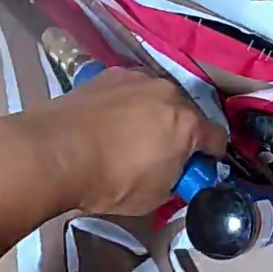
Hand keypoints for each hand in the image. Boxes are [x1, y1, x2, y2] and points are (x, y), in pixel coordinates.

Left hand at [13, 68, 227, 215]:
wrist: (54, 152)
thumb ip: (175, 180)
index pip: (217, 139)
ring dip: (155, 114)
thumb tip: (175, 173)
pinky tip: (110, 121)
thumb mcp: (154, 196)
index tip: (197, 170)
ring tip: (132, 136)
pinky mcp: (109, 75)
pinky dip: (128, 104)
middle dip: (182, 132)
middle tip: (162, 155)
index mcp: (188, 123)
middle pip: (188, 112)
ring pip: (158, 98)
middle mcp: (168, 92)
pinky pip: (131, 91)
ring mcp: (137, 78)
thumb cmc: (110, 180)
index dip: (210, 158)